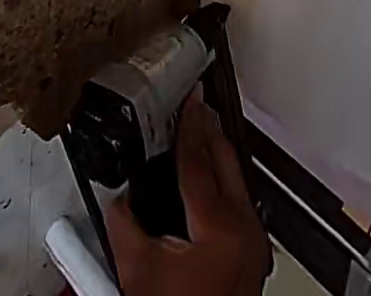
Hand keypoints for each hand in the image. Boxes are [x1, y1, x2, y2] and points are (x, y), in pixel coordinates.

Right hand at [107, 93, 272, 295]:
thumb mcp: (138, 272)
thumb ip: (122, 224)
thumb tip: (116, 199)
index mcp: (218, 226)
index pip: (198, 160)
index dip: (189, 125)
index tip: (191, 99)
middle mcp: (244, 229)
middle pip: (226, 161)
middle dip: (208, 131)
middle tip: (196, 107)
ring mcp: (254, 244)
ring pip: (236, 180)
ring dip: (215, 156)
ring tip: (198, 135)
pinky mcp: (253, 254)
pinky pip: (238, 201)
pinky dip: (221, 182)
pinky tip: (206, 179)